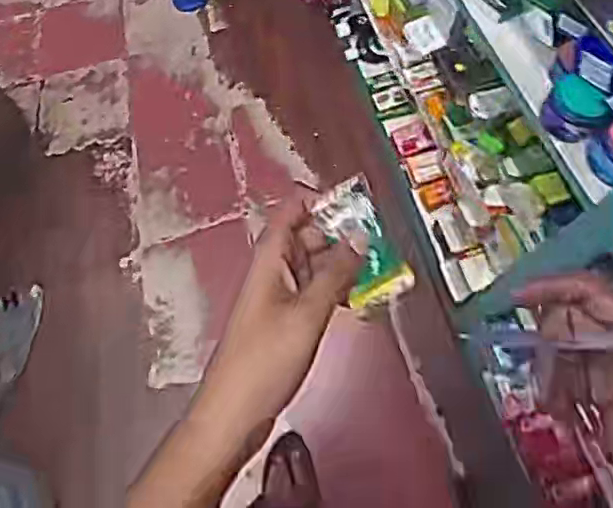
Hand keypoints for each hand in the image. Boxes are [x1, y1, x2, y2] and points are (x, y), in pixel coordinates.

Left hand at [190, 197, 363, 446]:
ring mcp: (279, 292)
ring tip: (375, 271)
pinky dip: (334, 288)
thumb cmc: (264, 359)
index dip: (322, 200)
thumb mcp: (307, 313)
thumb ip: (336, 274)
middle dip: (340, 234)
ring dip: (341, 264)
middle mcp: (274, 267)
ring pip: (314, 263)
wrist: (234, 413)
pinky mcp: (285, 316)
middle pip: (308, 234)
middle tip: (378, 242)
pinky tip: (355, 299)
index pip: (294, 208)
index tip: (357, 204)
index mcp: (271, 255)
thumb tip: (360, 237)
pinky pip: (313, 289)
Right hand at [516, 271, 612, 507]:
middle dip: (550, 339)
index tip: (523, 294)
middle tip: (541, 368)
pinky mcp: (602, 403)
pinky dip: (554, 391)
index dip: (559, 288)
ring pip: (565, 350)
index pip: (597, 296)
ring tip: (551, 401)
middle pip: (574, 320)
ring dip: (549, 369)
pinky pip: (566, 380)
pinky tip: (557, 411)